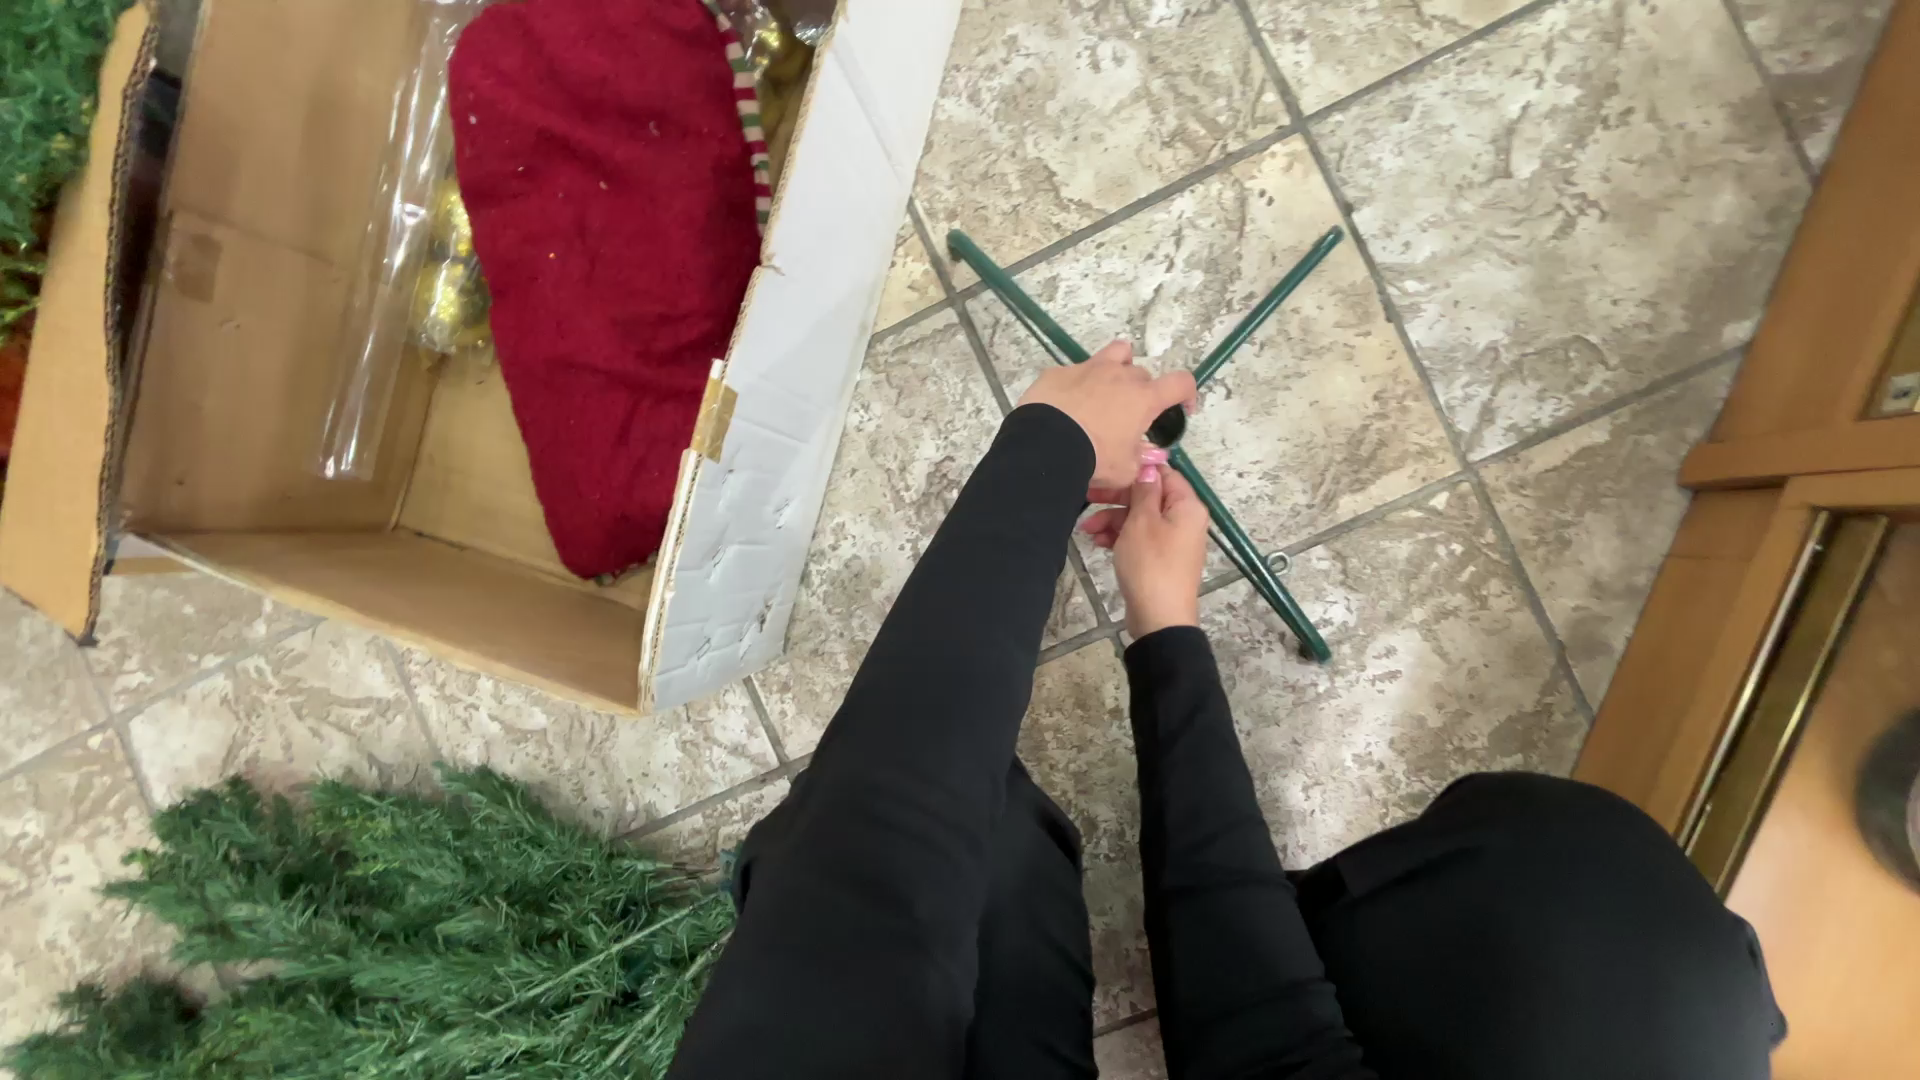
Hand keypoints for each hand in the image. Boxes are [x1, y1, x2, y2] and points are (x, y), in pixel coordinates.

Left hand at [1017, 340, 1196, 489]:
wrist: (1045, 447)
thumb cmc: (1093, 460)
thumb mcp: (1125, 471)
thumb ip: (1140, 461)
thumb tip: (1148, 456)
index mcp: (1143, 398)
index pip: (1180, 383)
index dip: (1187, 393)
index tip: (1182, 408)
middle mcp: (1119, 376)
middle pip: (1141, 374)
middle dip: (1141, 392)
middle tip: (1129, 415)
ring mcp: (1088, 368)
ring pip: (1115, 354)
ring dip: (1118, 368)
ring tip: (1107, 389)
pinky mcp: (1058, 372)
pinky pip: (1075, 370)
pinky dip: (1077, 384)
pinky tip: (1067, 403)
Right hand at [1080, 465, 1208, 638]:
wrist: (1159, 618)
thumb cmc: (1150, 564)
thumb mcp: (1142, 522)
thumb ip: (1143, 491)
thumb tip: (1146, 468)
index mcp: (1187, 506)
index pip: (1163, 474)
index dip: (1135, 471)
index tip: (1109, 471)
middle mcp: (1184, 519)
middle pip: (1148, 497)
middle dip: (1116, 499)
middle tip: (1088, 497)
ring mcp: (1172, 540)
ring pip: (1140, 518)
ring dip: (1112, 520)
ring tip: (1087, 530)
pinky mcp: (1160, 558)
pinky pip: (1139, 537)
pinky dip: (1120, 537)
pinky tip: (1098, 543)